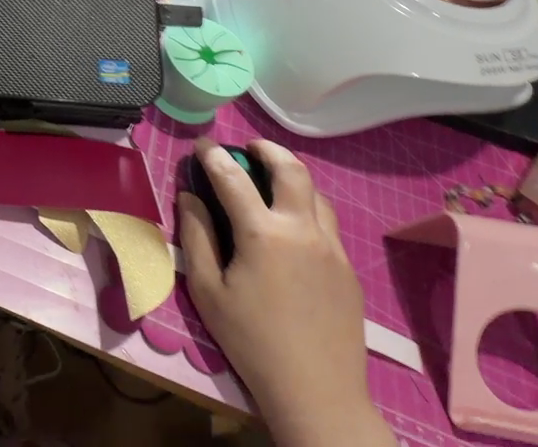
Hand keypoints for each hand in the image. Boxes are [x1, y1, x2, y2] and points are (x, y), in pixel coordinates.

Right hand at [178, 139, 392, 446]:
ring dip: (292, 178)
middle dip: (268, 150)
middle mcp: (302, 230)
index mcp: (262, 233)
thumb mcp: (207, 290)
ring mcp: (332, 249)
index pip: (233, 177)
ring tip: (272, 184)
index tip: (201, 146)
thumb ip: (196, 236)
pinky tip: (291, 229)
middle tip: (249, 149)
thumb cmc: (251, 340)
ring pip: (317, 194)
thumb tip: (189, 197)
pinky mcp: (348, 269)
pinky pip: (328, 224)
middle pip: (292, 170)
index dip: (213, 155)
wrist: (317, 391)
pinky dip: (307, 209)